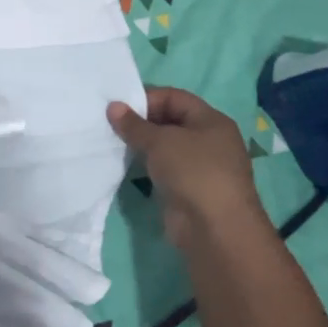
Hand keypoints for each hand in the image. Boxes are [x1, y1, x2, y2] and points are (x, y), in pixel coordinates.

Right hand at [108, 88, 267, 247]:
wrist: (215, 229)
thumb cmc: (193, 172)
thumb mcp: (159, 141)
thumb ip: (134, 124)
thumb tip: (113, 107)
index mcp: (211, 121)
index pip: (174, 97)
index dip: (146, 98)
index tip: (118, 107)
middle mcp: (210, 140)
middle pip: (170, 120)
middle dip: (141, 121)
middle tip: (111, 124)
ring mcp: (200, 166)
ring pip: (165, 146)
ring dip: (142, 144)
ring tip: (115, 143)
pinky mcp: (189, 187)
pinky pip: (164, 167)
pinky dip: (147, 164)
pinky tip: (127, 164)